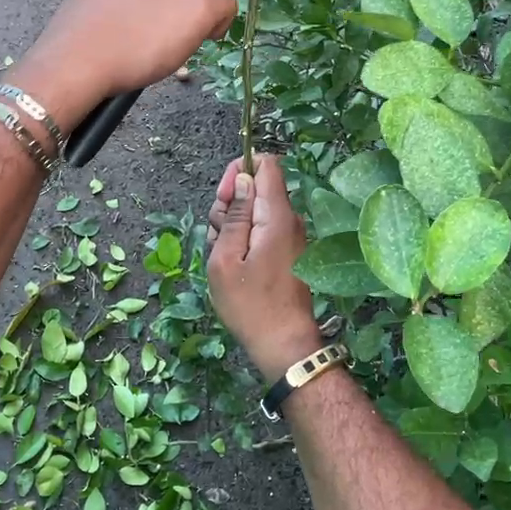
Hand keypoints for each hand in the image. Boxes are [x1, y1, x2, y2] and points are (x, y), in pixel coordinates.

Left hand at [8, 0, 235, 127]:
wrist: (71, 70)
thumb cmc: (138, 36)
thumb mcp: (198, 14)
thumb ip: (223, 1)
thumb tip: (222, 5)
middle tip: (191, 30)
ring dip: (158, 15)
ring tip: (161, 47)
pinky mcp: (80, 6)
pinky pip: (119, 10)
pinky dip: (132, 26)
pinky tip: (133, 52)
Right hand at [206, 155, 323, 378]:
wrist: (285, 346)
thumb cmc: (251, 305)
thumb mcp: (226, 260)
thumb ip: (234, 215)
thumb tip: (243, 179)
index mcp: (277, 216)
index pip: (266, 164)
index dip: (240, 170)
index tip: (223, 198)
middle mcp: (291, 219)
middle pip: (258, 187)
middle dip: (231, 202)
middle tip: (218, 236)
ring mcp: (292, 235)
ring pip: (257, 209)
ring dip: (235, 224)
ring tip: (225, 256)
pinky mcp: (290, 250)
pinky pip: (264, 229)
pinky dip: (246, 238)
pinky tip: (236, 265)